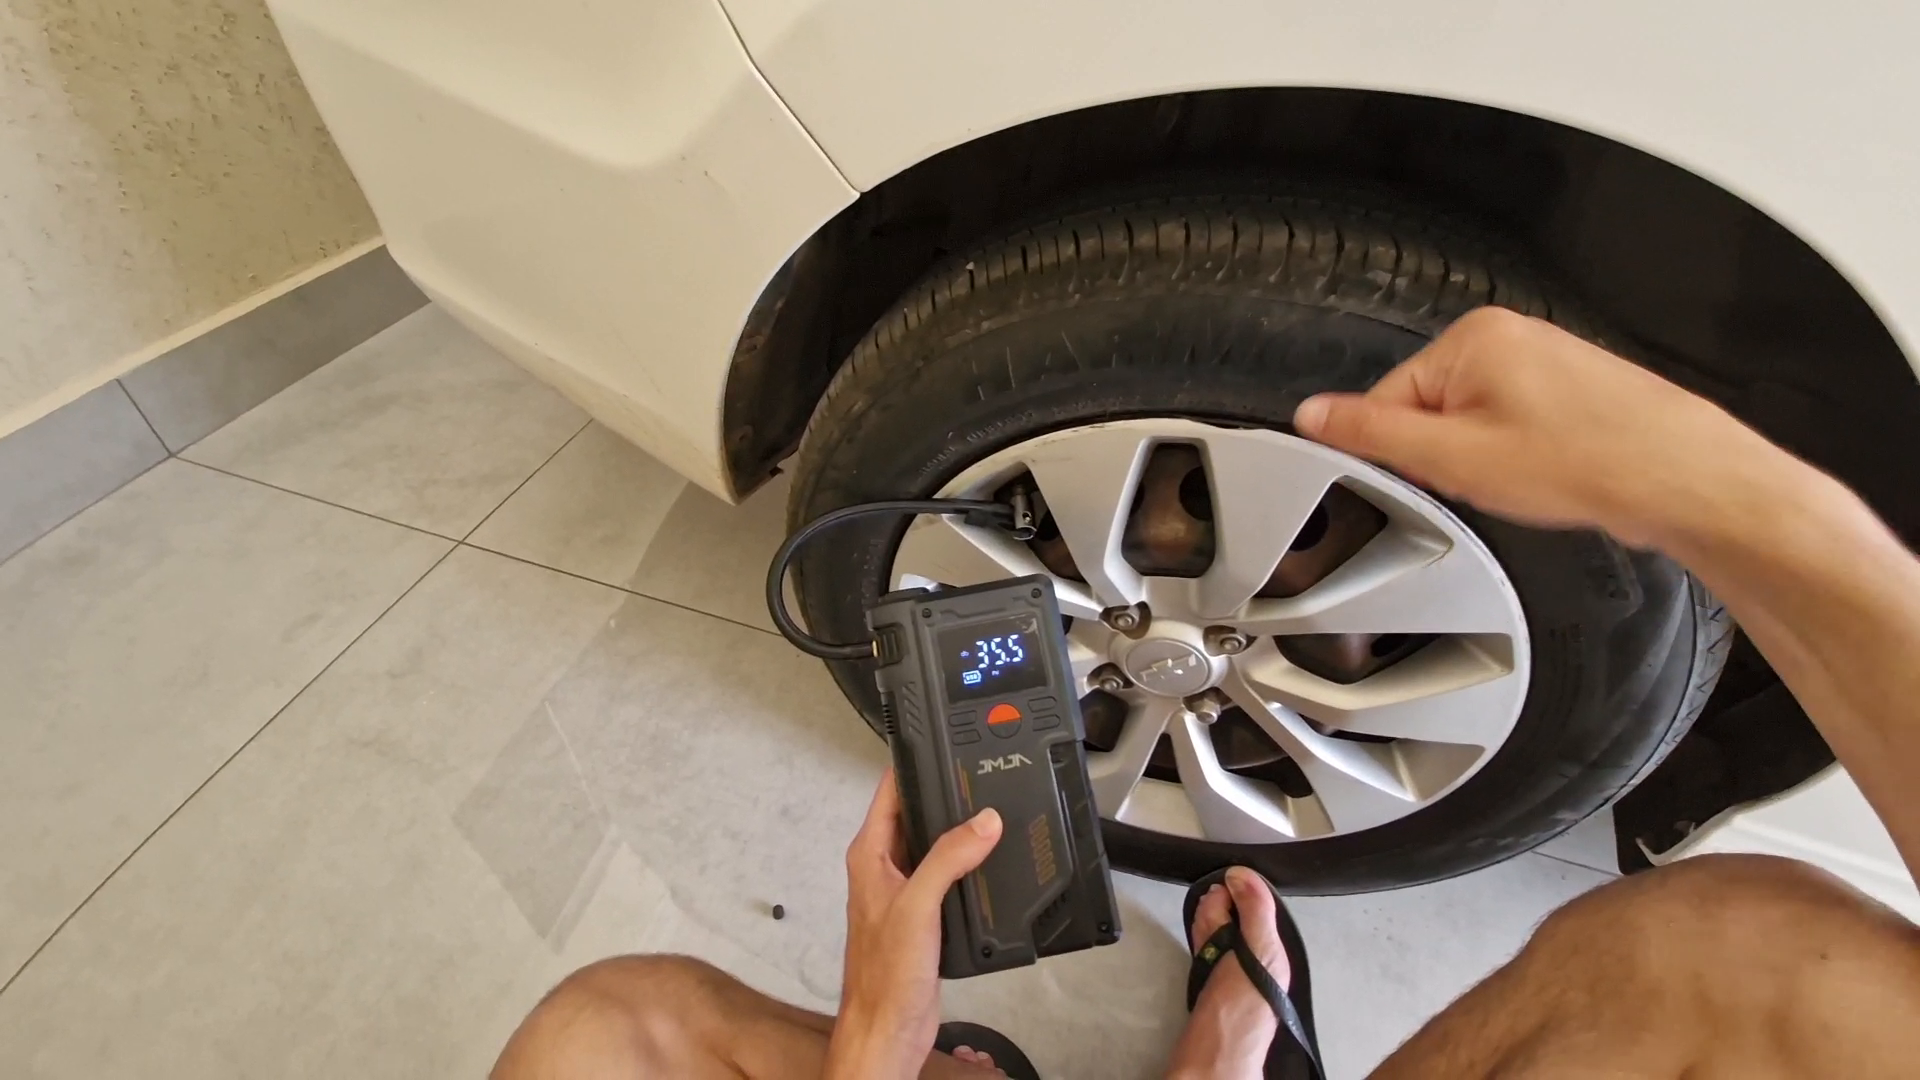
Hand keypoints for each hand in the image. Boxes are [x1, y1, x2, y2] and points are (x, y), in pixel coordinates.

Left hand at [826, 770, 1002, 1078]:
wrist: (889, 1029)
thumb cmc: (884, 975)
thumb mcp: (918, 905)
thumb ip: (949, 858)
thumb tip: (982, 821)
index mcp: (870, 853)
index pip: (889, 790)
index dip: (911, 764)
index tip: (936, 744)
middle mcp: (884, 865)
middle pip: (915, 813)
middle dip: (943, 795)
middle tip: (974, 776)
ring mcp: (903, 888)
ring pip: (933, 842)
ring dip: (956, 830)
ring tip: (987, 811)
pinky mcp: (922, 911)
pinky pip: (946, 871)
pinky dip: (965, 861)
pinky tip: (985, 859)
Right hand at [1292, 306, 1783, 547]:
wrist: (1690, 483)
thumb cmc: (1584, 463)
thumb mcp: (1449, 457)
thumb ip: (1368, 433)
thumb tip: (1310, 413)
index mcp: (1471, 339)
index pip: (1383, 400)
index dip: (1401, 451)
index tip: (1436, 473)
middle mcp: (1506, 336)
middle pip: (1422, 408)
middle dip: (1440, 453)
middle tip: (1483, 476)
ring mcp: (1540, 358)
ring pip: (1462, 420)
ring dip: (1475, 456)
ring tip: (1521, 473)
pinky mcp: (1563, 384)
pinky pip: (1501, 421)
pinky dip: (1509, 452)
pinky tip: (1541, 468)